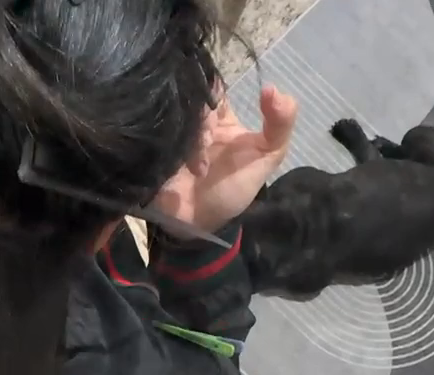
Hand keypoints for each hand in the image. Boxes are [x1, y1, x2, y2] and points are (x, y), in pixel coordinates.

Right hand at [152, 86, 297, 233]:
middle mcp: (193, 125)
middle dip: (203, 122)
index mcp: (220, 120)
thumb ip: (281, 124)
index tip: (218, 110)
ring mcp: (171, 139)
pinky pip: (155, 139)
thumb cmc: (232, 191)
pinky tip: (181, 171)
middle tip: (209, 144)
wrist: (200, 226)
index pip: (214, 89)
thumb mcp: (267, 157)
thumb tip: (273, 88)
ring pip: (175, 120)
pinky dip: (170, 150)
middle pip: (191, 102)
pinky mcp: (153, 154)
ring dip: (191, 142)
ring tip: (198, 170)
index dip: (214, 92)